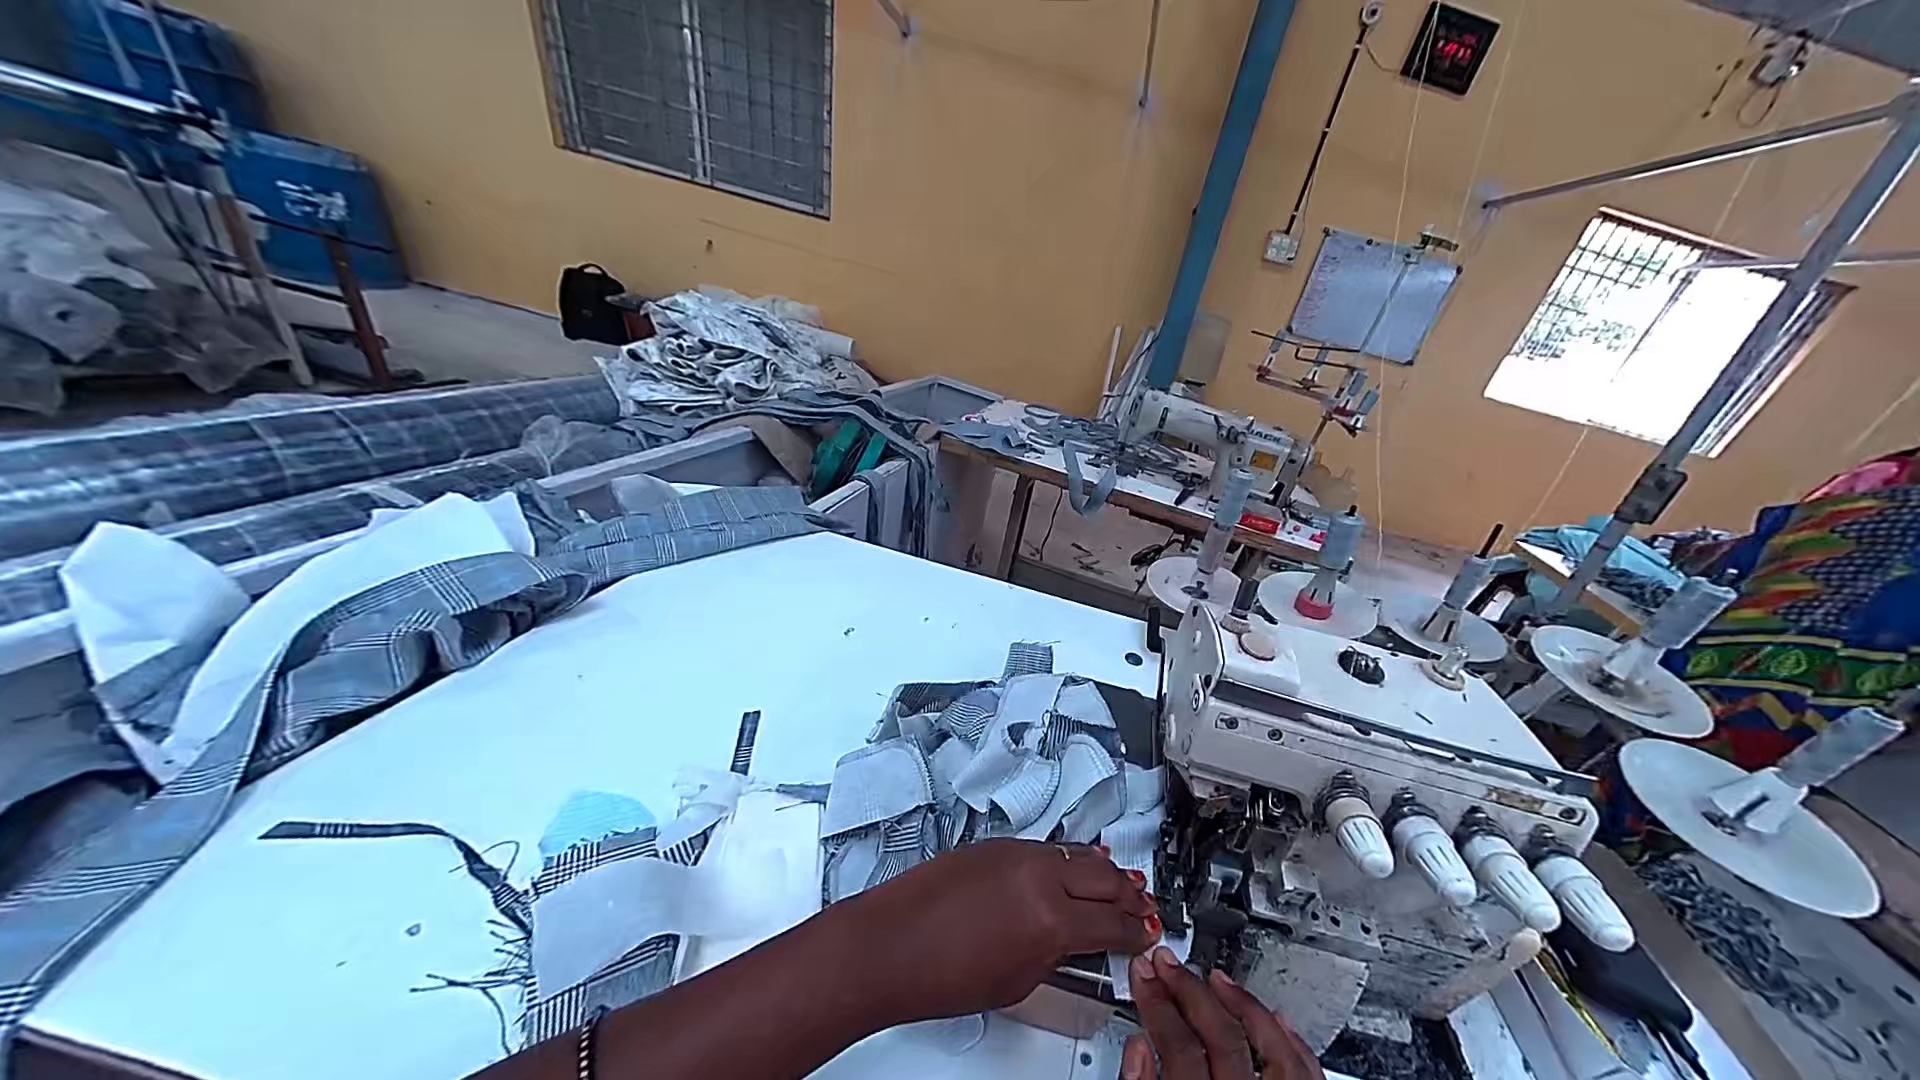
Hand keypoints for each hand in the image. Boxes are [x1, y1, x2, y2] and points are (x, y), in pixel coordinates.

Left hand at [828, 838, 1158, 1023]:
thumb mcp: (1017, 980)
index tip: (1145, 935)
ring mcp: (1015, 853)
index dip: (1137, 933)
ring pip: (1078, 853)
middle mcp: (1037, 876)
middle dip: (1130, 895)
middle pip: (1106, 877)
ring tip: (1121, 881)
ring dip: (1104, 869)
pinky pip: (1046, 846)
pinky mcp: (997, 844)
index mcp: (1049, 920)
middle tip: (1143, 908)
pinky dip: (1068, 856)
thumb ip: (1057, 953)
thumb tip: (1076, 941)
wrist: (891, 944)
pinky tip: (1075, 863)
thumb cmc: (938, 970)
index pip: (1114, 923)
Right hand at [1122, 947, 1324, 1079]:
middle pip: (1224, 1037)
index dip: (1156, 1003)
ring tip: (1216, 978)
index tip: (1142, 973)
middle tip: (1166, 962)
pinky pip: (1309, 1075)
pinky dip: (1291, 1042)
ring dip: (1242, 1006)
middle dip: (1189, 991)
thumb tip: (1137, 1049)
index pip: (1181, 1048)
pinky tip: (1275, 1018)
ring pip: (1275, 1050)